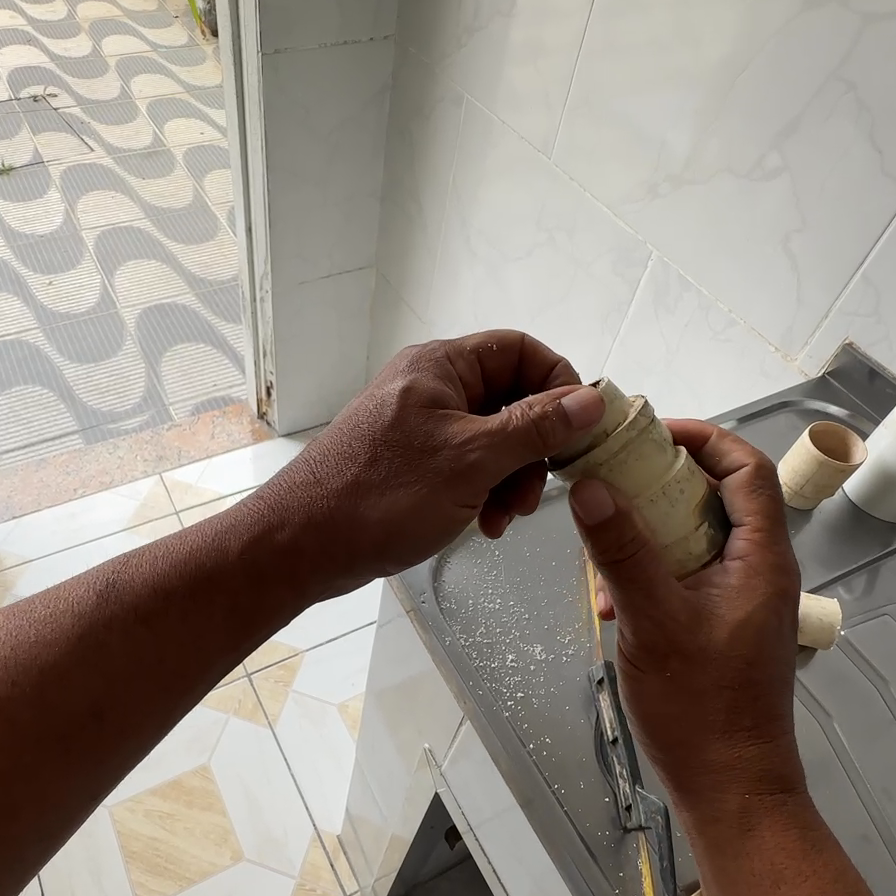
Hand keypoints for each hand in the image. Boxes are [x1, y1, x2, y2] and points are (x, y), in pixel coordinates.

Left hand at [255, 330, 604, 588]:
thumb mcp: (472, 461)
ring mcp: (418, 427)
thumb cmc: (384, 495)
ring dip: (509, 478)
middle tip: (532, 494)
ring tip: (503, 518)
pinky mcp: (409, 463)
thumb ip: (535, 429)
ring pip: (490, 439)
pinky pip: (464, 465)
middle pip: (509, 399)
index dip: (557, 386)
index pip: (521, 352)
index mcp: (442, 367)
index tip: (576, 433)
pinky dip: (482, 491)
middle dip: (532, 448)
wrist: (304, 544)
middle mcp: (430, 388)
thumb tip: (591, 400)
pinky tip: (482, 523)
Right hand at [568, 419, 804, 810]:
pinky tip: (610, 600)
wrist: (728, 785)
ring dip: (646, 531)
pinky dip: (646, 570)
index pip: (746, 470)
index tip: (647, 434)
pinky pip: (681, 573)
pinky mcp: (715, 623)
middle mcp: (756, 569)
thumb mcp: (653, 621)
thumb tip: (588, 488)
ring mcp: (736, 599)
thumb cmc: (701, 705)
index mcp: (760, 558)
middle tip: (609, 478)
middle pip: (716, 497)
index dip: (703, 439)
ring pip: (693, 537)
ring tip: (601, 540)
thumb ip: (621, 552)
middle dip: (661, 482)